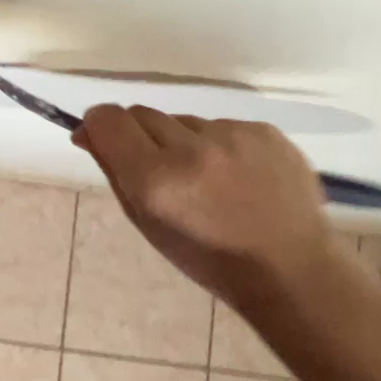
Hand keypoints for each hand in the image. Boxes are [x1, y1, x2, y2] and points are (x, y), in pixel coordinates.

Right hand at [71, 105, 338, 303]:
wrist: (291, 267)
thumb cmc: (206, 256)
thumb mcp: (144, 222)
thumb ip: (114, 171)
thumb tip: (89, 133)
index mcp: (155, 178)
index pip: (108, 119)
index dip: (99, 126)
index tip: (104, 143)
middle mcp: (192, 148)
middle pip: (142, 113)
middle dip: (139, 135)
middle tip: (158, 169)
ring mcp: (233, 136)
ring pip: (183, 121)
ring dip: (181, 141)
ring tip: (205, 178)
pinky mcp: (266, 131)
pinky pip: (222, 125)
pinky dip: (218, 144)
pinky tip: (235, 175)